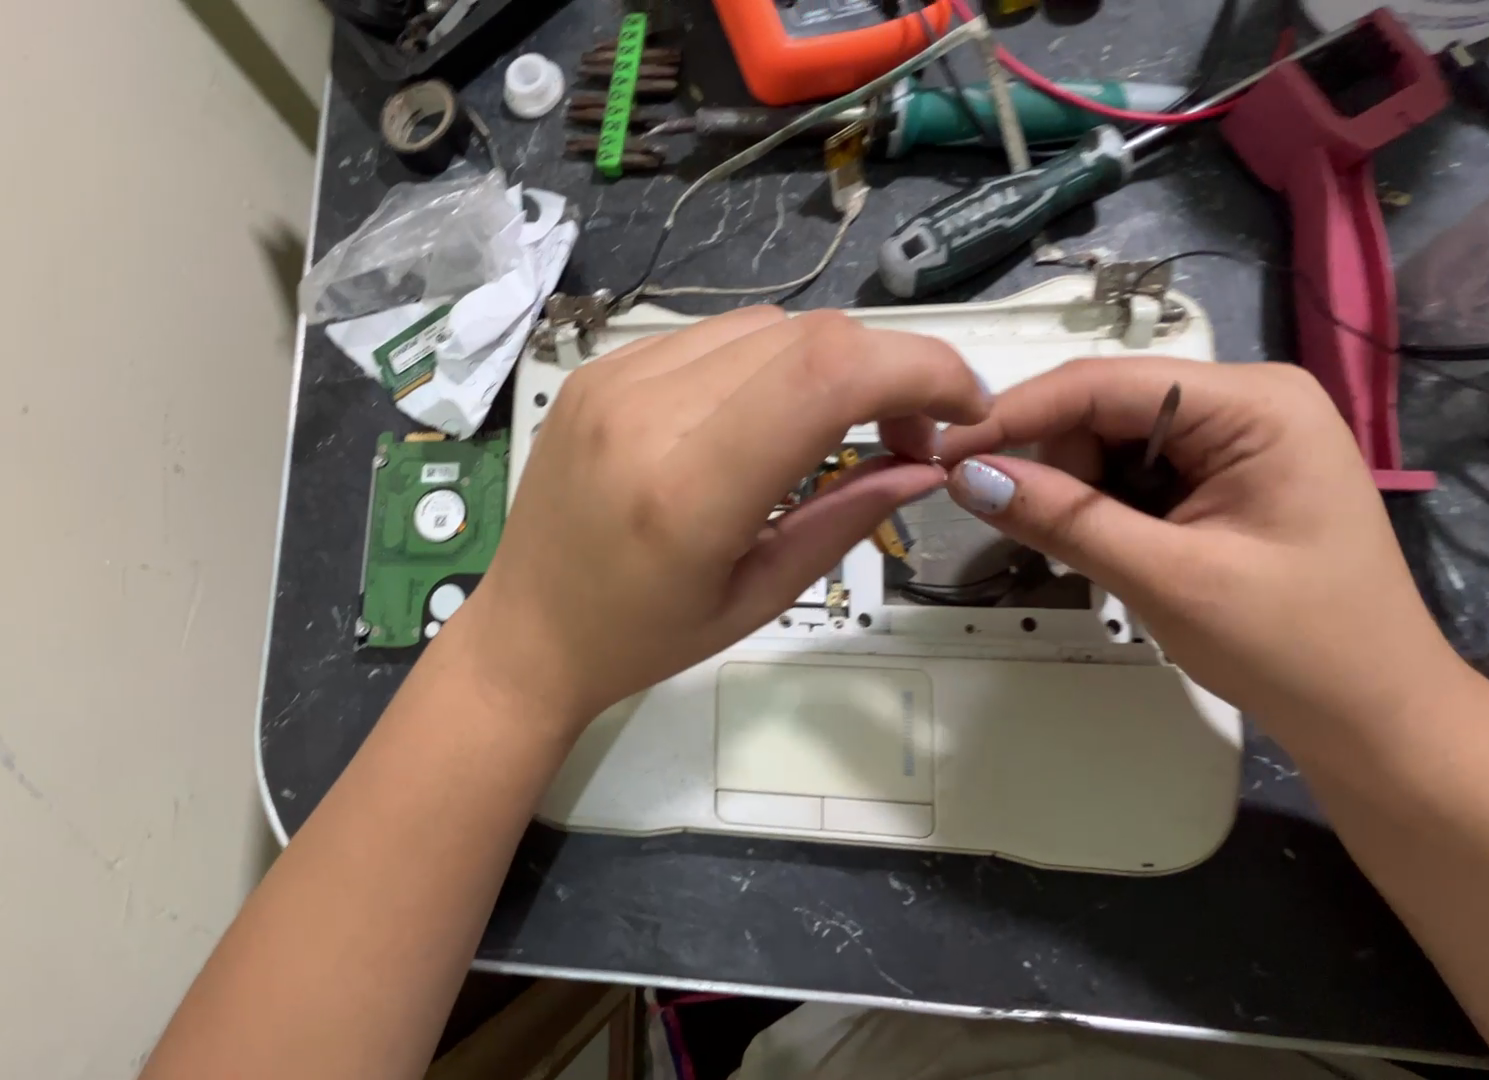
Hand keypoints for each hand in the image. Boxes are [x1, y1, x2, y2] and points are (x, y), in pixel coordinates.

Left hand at [452, 307, 989, 730]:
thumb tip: (929, 461)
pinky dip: (764, 364)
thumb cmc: (641, 639)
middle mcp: (644, 412)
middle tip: (903, 435)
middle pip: (806, 336)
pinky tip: (761, 417)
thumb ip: (848, 518)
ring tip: (831, 429)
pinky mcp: (597, 370)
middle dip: (884, 370)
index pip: (826, 374)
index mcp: (686, 490)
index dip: (920, 369)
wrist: (527, 632)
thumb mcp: (757, 597)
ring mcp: (611, 379)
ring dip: (824, 365)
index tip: (962, 409)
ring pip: (764, 326)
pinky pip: (710, 338)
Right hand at [937, 357, 1461, 731]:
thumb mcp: (1165, 577)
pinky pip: (1128, 470)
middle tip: (1059, 538)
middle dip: (1060, 468)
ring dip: (1080, 494)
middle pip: (1100, 409)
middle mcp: (1242, 401)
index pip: (1100, 384)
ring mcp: (1234, 436)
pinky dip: (1102, 507)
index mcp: (1252, 404)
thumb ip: (1062, 518)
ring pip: (1105, 442)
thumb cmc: (1291, 646)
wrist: (1371, 715)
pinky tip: (1125, 548)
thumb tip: (964, 476)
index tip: (942, 454)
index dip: (1013, 415)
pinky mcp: (1219, 473)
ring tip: (1113, 555)